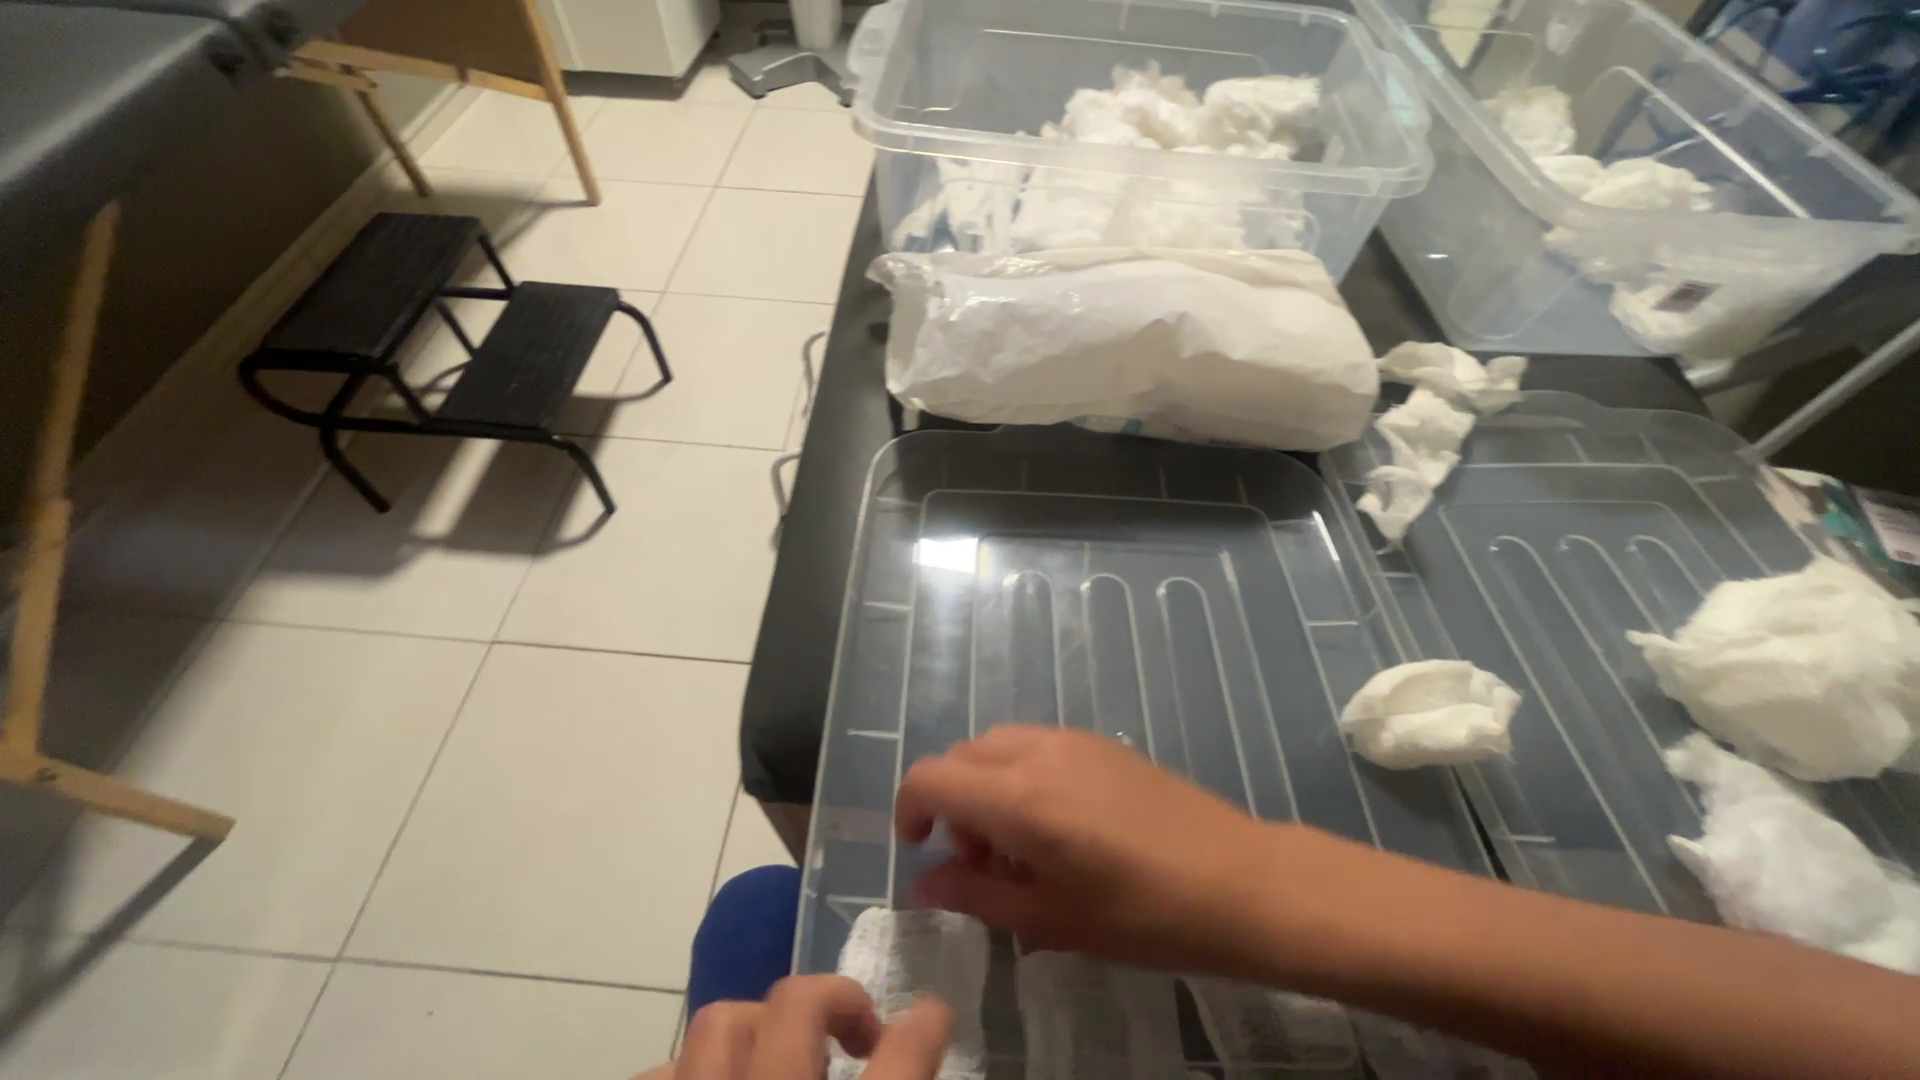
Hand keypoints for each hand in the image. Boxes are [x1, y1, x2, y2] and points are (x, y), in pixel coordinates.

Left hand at [677, 976, 951, 1079]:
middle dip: (831, 1000)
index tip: (935, 1013)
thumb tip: (903, 1052)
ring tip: (774, 1060)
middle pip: (794, 1006)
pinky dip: (685, 1071)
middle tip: (856, 1037)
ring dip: (753, 1033)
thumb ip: (892, 1079)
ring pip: (716, 1026)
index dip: (923, 1030)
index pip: (898, 1063)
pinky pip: (658, 1073)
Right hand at [894, 726, 1289, 974]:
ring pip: (997, 745)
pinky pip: (1035, 744)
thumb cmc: (1143, 915)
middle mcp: (1038, 752)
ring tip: (1018, 844)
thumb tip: (924, 881)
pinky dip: (1018, 773)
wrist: (1240, 881)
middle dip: (950, 803)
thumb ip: (976, 893)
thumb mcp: (1051, 919)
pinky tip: (1056, 822)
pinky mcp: (1102, 742)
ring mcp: (1074, 740)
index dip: (909, 811)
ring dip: (984, 786)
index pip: (930, 778)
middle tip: (979, 861)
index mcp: (1019, 798)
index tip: (921, 851)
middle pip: (961, 756)